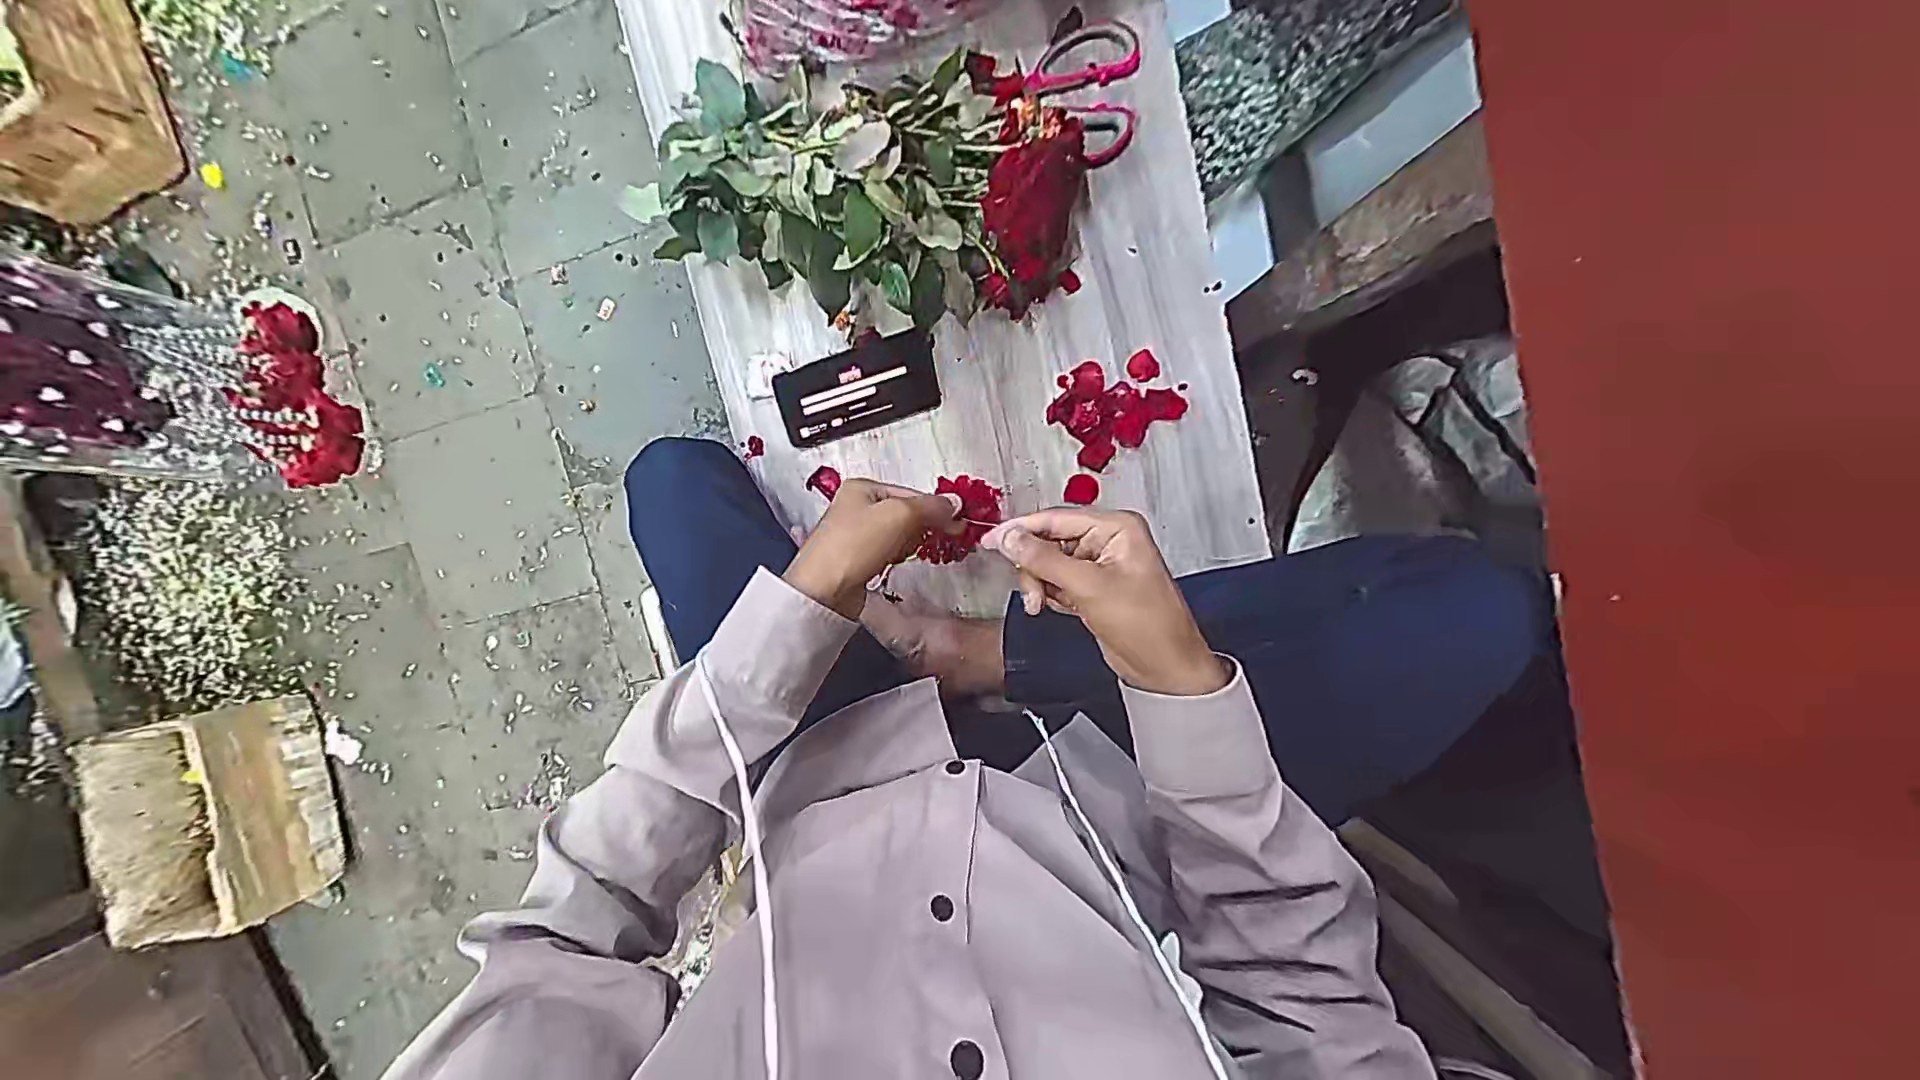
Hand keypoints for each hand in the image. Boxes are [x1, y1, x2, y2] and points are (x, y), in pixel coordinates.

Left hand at [785, 478, 964, 618]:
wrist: (825, 591)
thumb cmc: (853, 546)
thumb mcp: (900, 515)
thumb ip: (931, 506)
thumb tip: (955, 503)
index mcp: (863, 487)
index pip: (912, 492)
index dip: (935, 507)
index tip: (955, 521)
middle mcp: (857, 507)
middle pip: (907, 513)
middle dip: (921, 527)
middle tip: (933, 538)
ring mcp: (857, 534)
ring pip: (900, 534)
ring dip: (909, 544)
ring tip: (903, 552)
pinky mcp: (859, 558)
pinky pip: (890, 552)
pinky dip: (898, 556)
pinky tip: (894, 562)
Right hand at [982, 508, 1228, 696]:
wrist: (1164, 667)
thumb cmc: (1149, 625)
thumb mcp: (1089, 587)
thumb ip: (1044, 560)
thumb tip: (1011, 538)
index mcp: (1116, 528)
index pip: (1056, 519)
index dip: (1020, 529)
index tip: (992, 540)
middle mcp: (1107, 541)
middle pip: (1048, 541)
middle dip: (1034, 566)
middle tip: (1031, 590)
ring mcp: (1099, 564)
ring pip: (1048, 563)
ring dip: (1040, 584)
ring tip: (1042, 604)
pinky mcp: (1092, 586)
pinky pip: (1056, 580)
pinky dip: (1049, 594)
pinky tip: (1060, 607)